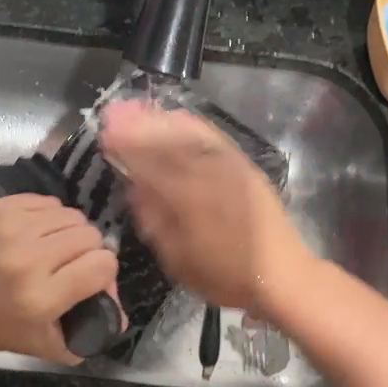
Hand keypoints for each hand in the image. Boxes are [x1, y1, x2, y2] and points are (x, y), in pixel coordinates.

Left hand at [0, 194, 118, 364]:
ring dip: (68, 231)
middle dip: (88, 250)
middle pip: (89, 236)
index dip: (103, 271)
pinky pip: (46, 202)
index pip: (101, 265)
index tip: (91, 278)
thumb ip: (93, 331)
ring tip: (54, 247)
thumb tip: (122, 314)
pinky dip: (47, 216)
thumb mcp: (52, 344)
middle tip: (71, 263)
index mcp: (41, 297)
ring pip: (69, 215)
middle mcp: (25, 260)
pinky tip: (36, 233)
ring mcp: (9, 230)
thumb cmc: (6, 328)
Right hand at [98, 99, 314, 314]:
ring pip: (190, 133)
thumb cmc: (226, 276)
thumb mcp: (179, 259)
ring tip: (140, 110)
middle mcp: (208, 174)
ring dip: (162, 120)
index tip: (106, 133)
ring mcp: (230, 166)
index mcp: (187, 198)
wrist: (282, 276)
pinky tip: (178, 119)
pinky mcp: (245, 166)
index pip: (149, 163)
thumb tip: (136, 190)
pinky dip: (191, 125)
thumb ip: (155, 221)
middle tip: (117, 112)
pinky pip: (213, 138)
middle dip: (140, 124)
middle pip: (168, 140)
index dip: (126, 146)